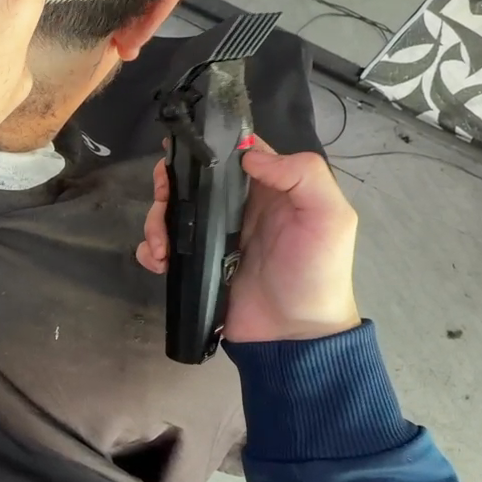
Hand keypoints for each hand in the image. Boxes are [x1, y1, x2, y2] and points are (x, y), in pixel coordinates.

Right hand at [137, 144, 360, 342]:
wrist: (293, 335)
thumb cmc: (316, 274)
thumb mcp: (331, 217)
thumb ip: (301, 175)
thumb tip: (248, 154)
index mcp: (269, 188)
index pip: (234, 152)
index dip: (206, 145)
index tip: (180, 151)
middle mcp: (237, 207)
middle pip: (191, 180)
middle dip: (168, 185)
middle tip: (162, 200)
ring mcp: (212, 236)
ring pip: (171, 211)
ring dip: (156, 222)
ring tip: (161, 247)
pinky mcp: (195, 264)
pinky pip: (163, 248)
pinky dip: (150, 250)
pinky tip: (158, 262)